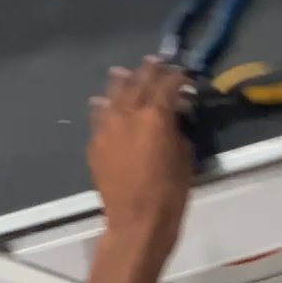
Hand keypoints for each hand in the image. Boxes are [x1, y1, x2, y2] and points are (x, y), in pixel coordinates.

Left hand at [89, 57, 195, 261]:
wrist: (136, 221)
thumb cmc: (171, 191)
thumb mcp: (185, 156)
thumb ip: (178, 130)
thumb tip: (174, 118)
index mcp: (156, 117)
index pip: (168, 86)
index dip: (178, 77)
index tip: (185, 73)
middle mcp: (128, 115)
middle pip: (139, 84)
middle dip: (149, 71)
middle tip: (156, 61)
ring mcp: (108, 129)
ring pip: (113, 96)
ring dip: (121, 82)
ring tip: (124, 71)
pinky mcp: (96, 144)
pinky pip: (99, 117)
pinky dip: (103, 106)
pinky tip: (102, 101)